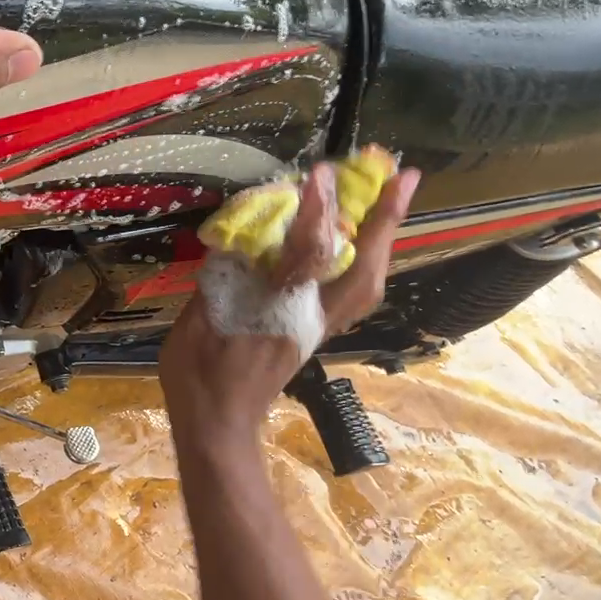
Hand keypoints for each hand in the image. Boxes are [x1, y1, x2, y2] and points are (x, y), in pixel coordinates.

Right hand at [160, 163, 420, 445]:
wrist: (217, 424)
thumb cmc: (198, 377)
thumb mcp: (196, 325)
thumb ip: (220, 284)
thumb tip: (236, 247)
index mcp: (279, 311)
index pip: (307, 254)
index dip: (315, 212)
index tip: (318, 175)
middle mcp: (311, 318)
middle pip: (362, 267)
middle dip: (385, 220)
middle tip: (404, 176)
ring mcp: (316, 328)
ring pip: (364, 281)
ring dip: (381, 240)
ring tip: (391, 204)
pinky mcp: (311, 334)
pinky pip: (350, 292)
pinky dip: (360, 263)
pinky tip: (353, 248)